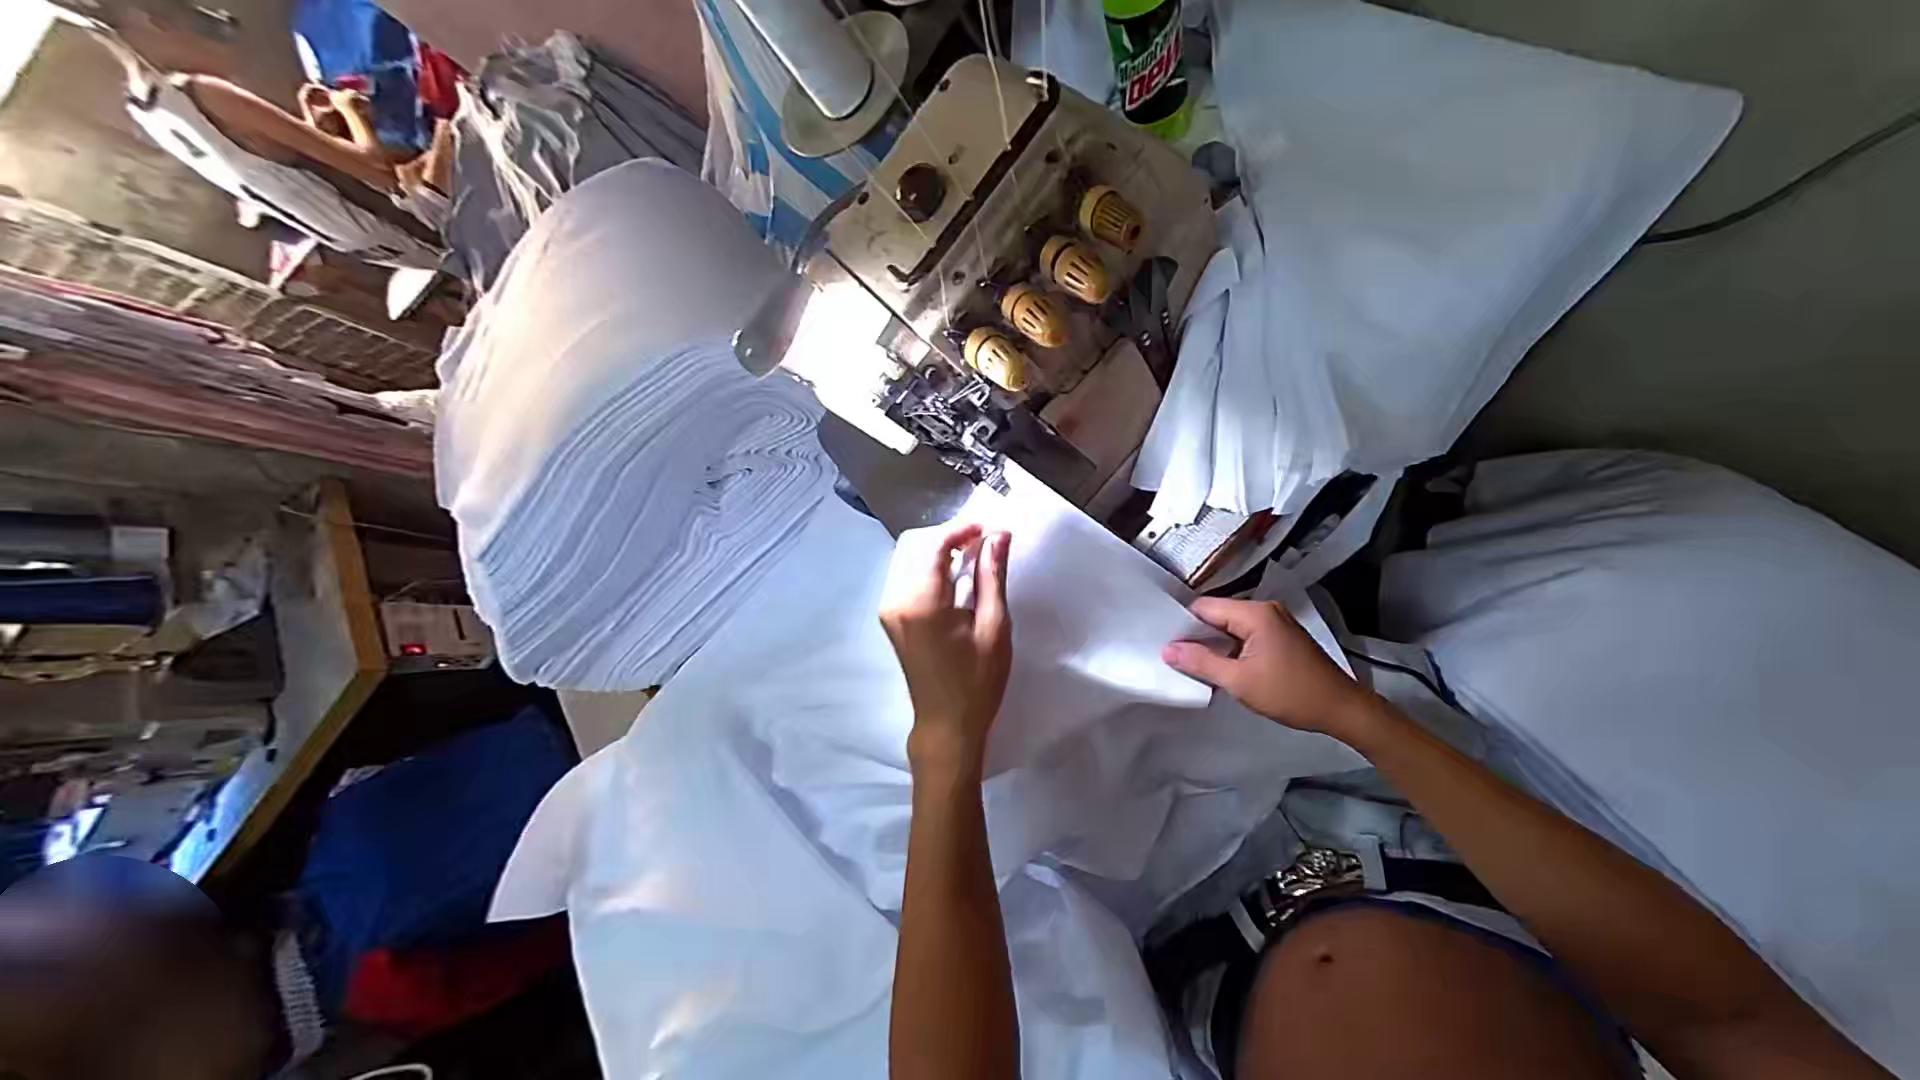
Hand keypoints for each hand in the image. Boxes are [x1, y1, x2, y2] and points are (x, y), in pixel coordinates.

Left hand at [880, 524, 1012, 779]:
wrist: (946, 724)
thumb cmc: (977, 681)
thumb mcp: (994, 626)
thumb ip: (992, 576)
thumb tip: (999, 536)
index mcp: (919, 602)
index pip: (935, 546)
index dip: (962, 530)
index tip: (989, 529)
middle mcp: (895, 600)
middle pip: (916, 546)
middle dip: (950, 537)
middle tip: (984, 542)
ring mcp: (888, 610)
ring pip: (909, 560)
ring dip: (939, 551)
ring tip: (974, 557)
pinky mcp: (891, 619)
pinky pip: (907, 578)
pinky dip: (930, 569)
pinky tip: (956, 577)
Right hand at [1163, 597, 1376, 738]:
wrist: (1343, 710)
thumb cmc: (1290, 694)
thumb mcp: (1239, 681)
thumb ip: (1201, 662)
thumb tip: (1168, 650)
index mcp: (1255, 614)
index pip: (1205, 607)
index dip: (1183, 624)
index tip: (1167, 644)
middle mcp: (1265, 609)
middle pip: (1217, 614)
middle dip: (1198, 634)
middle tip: (1177, 656)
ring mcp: (1276, 621)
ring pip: (1231, 625)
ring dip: (1215, 643)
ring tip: (1196, 663)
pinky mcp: (1281, 635)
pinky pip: (1246, 633)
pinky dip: (1232, 647)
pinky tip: (1223, 665)